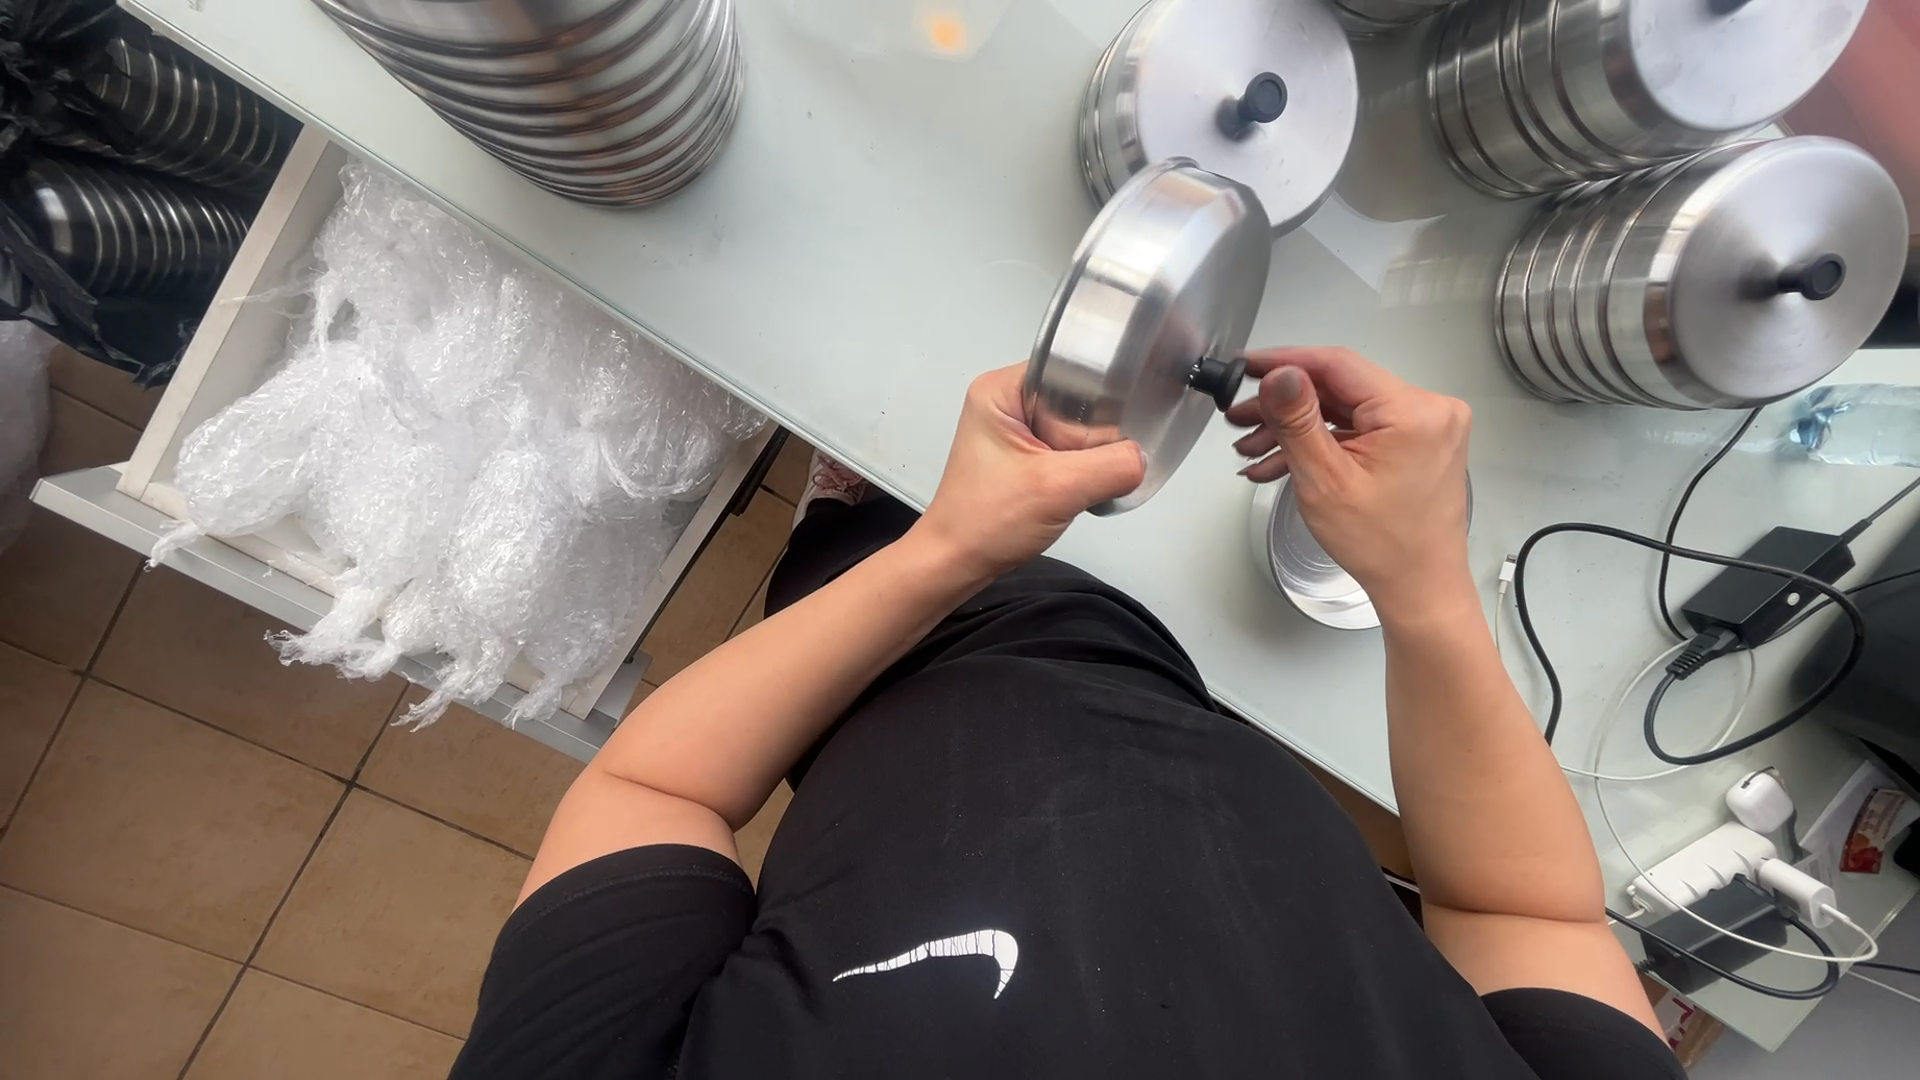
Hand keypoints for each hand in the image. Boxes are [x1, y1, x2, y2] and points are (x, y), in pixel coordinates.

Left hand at [911, 363, 1145, 581]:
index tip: (1118, 428)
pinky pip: (1069, 451)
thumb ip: (1111, 466)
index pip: (1070, 371)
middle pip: (1077, 399)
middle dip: (1096, 432)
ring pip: (1076, 429)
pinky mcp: (1025, 458)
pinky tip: (1080, 486)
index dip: (1100, 398)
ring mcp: (1015, 432)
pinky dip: (1081, 469)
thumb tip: (1143, 458)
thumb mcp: (1057, 489)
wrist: (957, 563)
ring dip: (1089, 454)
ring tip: (1084, 478)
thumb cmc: (983, 523)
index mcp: (1001, 390)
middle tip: (1095, 463)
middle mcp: (1006, 403)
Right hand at [1226, 347, 1472, 619]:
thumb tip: (1277, 374)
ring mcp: (1424, 425)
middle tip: (1237, 420)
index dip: (1286, 362)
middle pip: (1338, 389)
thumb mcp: (1324, 479)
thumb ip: (1297, 421)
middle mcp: (1428, 408)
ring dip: (1294, 428)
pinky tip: (1278, 462)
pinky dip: (1319, 443)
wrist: (1417, 584)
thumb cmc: (1378, 542)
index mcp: (1413, 412)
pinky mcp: (1415, 441)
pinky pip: (1356, 430)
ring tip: (1249, 449)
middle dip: (1282, 406)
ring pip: (1342, 410)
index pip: (1338, 365)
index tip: (1245, 367)